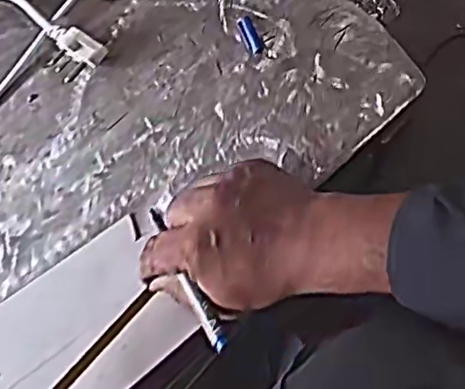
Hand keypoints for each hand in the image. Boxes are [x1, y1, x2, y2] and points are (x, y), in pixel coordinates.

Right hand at [139, 160, 403, 310]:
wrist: (312, 238)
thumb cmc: (277, 268)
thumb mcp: (224, 298)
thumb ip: (186, 287)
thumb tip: (167, 281)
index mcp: (196, 243)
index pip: (152, 250)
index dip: (153, 261)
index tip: (157, 263)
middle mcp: (207, 206)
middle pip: (172, 213)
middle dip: (179, 229)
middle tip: (195, 242)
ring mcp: (227, 182)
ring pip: (195, 190)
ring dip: (201, 207)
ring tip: (220, 223)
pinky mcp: (246, 167)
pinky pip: (223, 177)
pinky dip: (225, 191)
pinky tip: (239, 207)